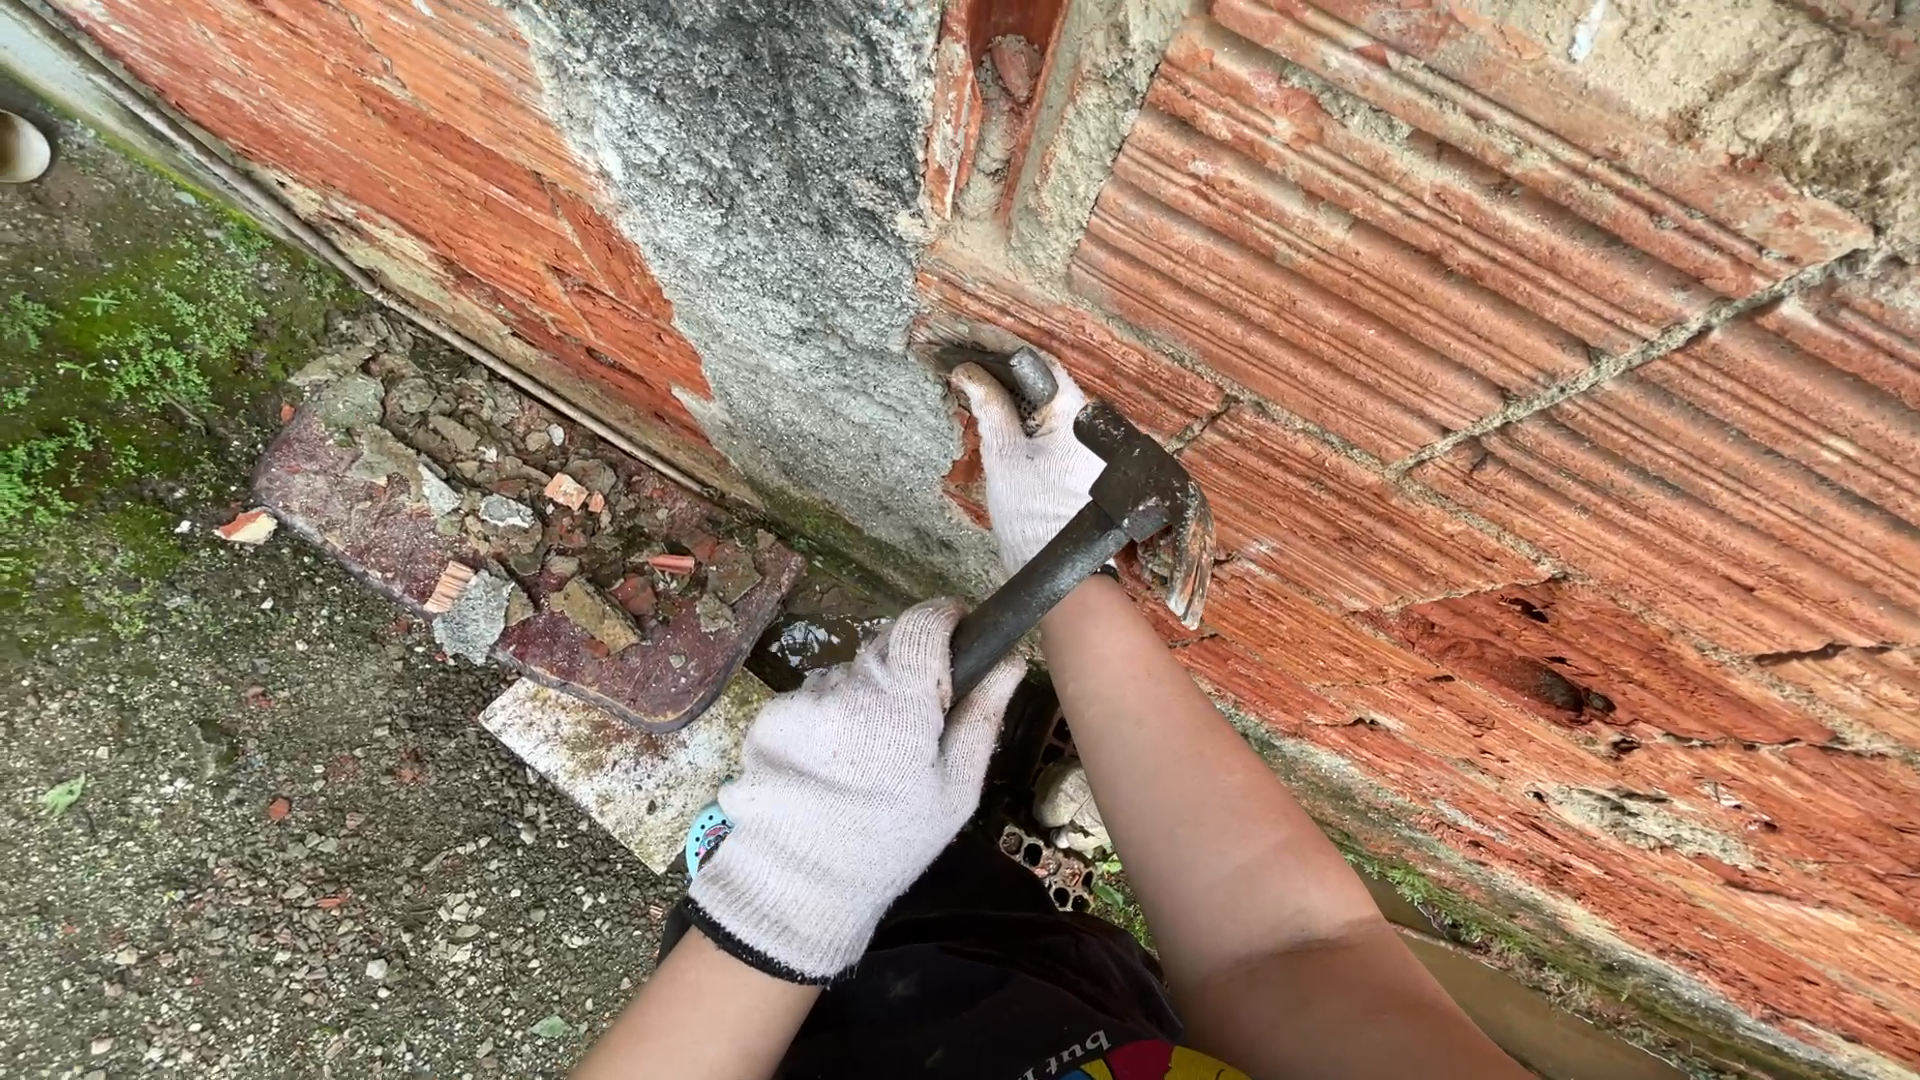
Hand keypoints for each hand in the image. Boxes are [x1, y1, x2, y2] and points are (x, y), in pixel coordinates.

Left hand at [685, 600, 1024, 983]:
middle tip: (912, 719)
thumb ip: (982, 718)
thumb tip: (1011, 660)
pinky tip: (830, 757)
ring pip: (849, 671)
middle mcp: (847, 690)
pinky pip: (813, 694)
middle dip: (907, 665)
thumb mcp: (955, 790)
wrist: (800, 883)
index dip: (943, 616)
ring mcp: (803, 700)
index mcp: (900, 708)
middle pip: (886, 643)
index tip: (957, 626)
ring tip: (866, 751)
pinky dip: (828, 713)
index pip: (921, 625)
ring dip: (865, 692)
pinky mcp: (769, 713)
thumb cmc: (894, 839)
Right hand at [951, 352, 1103, 572]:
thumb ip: (989, 408)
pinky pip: (1048, 424)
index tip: (971, 340)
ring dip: (1009, 391)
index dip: (1002, 349)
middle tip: (964, 359)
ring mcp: (1088, 444)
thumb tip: (969, 373)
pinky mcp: (1079, 461)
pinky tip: (993, 411)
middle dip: (1002, 367)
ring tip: (971, 380)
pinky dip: (1020, 415)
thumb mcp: (1004, 456)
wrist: (1057, 569)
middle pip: (1043, 381)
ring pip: (1044, 402)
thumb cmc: (1032, 517)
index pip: (1039, 364)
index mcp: (1077, 415)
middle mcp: (1090, 423)